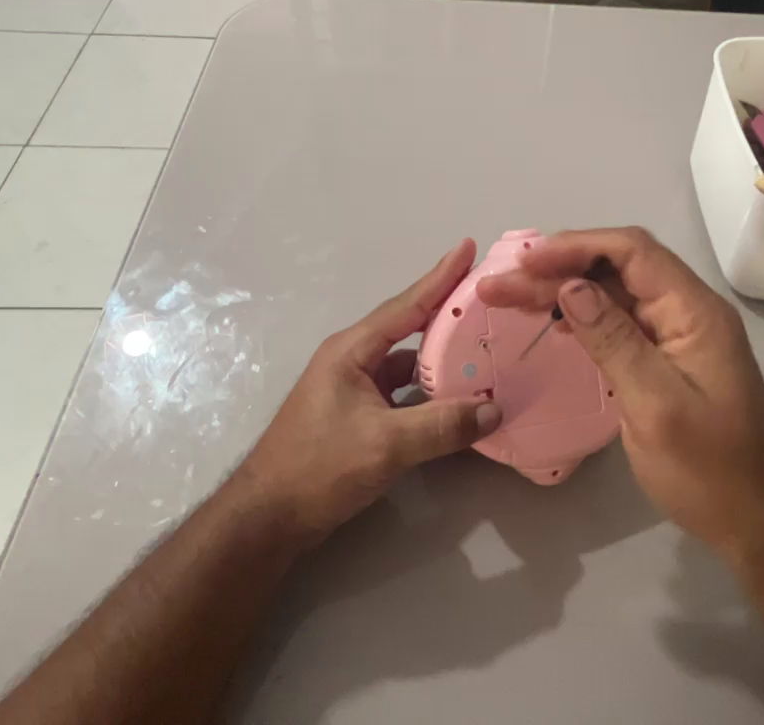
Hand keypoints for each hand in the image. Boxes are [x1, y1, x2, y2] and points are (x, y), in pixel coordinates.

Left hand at [235, 240, 501, 546]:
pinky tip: (456, 399)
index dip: (440, 276)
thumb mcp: (386, 445)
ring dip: (441, 357)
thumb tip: (494, 410)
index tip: (468, 246)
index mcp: (353, 350)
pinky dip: (429, 391)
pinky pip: (403, 391)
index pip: (406, 304)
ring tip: (483, 348)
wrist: (269, 516)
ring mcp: (354, 388)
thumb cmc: (319, 467)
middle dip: (447, 311)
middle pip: (409, 327)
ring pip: (408, 362)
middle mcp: (353, 359)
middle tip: (486, 297)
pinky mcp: (358, 415)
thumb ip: (441, 426)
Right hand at [476, 229, 763, 565]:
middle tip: (501, 283)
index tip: (527, 261)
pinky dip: (581, 316)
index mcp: (694, 312)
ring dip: (563, 290)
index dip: (577, 247)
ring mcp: (676, 334)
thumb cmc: (708, 469)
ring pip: (613, 293)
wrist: (751, 520)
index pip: (633, 252)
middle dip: (558, 269)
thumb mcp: (655, 406)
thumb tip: (570, 286)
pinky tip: (550, 321)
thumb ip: (613, 341)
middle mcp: (686, 311)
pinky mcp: (664, 357)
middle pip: (618, 269)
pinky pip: (618, 321)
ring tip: (510, 296)